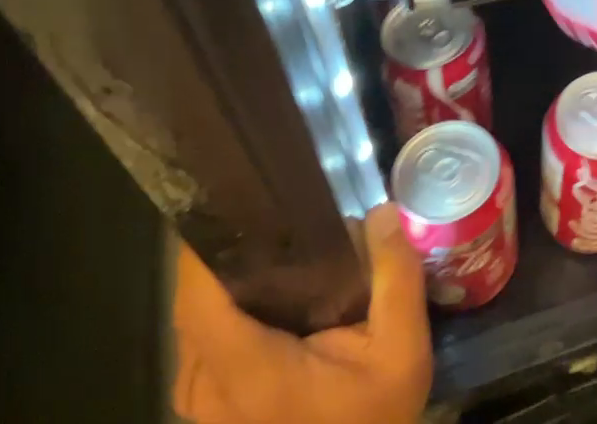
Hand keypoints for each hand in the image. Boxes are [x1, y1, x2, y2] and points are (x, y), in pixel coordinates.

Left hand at [172, 204, 432, 423]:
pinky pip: (202, 342)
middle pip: (195, 301)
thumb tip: (383, 212)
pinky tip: (270, 296)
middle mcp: (205, 388)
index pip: (198, 296)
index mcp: (246, 372)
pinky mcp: (203, 408)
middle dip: (228, 253)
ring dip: (225, 282)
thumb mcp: (401, 351)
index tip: (236, 195)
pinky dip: (226, 311)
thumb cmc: (369, 419)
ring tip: (276, 246)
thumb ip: (396, 279)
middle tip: (278, 213)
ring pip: (195, 320)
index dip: (204, 244)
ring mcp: (197, 402)